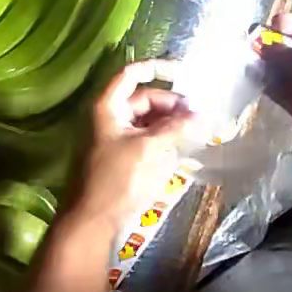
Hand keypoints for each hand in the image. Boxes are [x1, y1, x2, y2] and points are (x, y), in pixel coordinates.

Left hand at [65, 60, 197, 226]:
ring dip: (170, 122)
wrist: (91, 222)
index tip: (184, 74)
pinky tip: (182, 146)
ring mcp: (114, 138)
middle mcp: (109, 117)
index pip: (132, 74)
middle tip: (197, 115)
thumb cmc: (116, 180)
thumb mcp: (149, 149)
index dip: (157, 68)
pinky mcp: (121, 158)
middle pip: (144, 99)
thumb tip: (200, 115)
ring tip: (195, 130)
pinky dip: (163, 138)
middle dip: (171, 104)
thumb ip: (176, 128)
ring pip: (147, 120)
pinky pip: (145, 139)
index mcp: (107, 107)